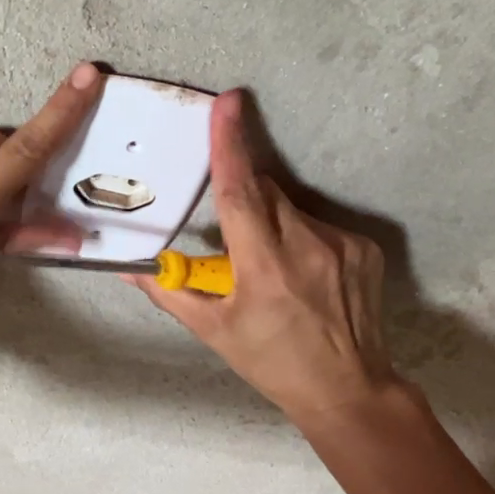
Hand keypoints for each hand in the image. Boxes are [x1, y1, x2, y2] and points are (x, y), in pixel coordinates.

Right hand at [130, 90, 403, 425]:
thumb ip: (171, 292)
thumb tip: (130, 267)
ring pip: (291, 207)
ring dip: (270, 221)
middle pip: (265, 192)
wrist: (348, 388)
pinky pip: (317, 223)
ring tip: (270, 267)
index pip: (240, 194)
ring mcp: (342, 244)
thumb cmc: (271, 362)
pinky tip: (300, 272)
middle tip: (233, 233)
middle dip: (242, 195)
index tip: (226, 105)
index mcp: (264, 266)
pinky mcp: (364, 247)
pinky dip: (298, 235)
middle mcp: (307, 246)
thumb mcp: (214, 332)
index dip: (228, 146)